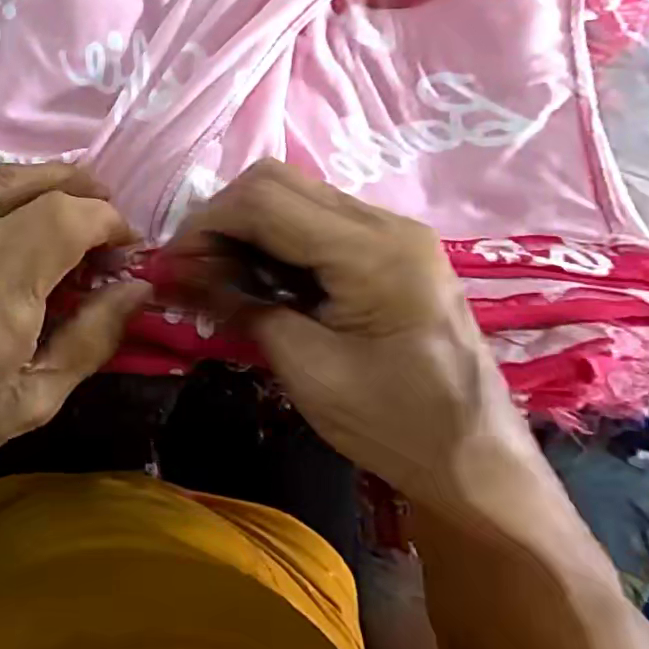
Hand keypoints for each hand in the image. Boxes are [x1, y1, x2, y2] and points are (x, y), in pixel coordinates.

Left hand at [0, 134, 150, 532]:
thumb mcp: (37, 401)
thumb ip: (92, 338)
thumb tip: (139, 286)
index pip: (67, 222)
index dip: (108, 224)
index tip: (126, 249)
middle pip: (39, 195)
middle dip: (87, 198)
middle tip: (108, 228)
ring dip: (46, 177)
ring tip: (76, 192)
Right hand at [167, 159, 538, 514]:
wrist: (478, 466)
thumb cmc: (393, 425)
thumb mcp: (304, 367)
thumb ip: (238, 306)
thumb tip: (172, 274)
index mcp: (374, 253)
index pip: (263, 201)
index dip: (203, 225)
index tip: (171, 266)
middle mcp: (386, 224)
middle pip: (274, 181)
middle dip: (218, 218)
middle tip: (191, 268)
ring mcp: (390, 232)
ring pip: (289, 192)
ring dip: (240, 225)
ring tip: (216, 273)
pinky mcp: (386, 248)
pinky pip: (310, 218)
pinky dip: (268, 236)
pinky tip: (255, 275)